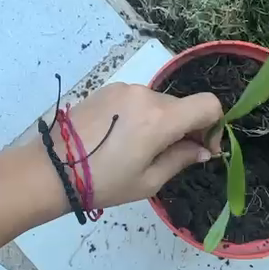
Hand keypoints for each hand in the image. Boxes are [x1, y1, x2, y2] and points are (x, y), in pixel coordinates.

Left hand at [58, 82, 223, 208]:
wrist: (54, 167)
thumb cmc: (105, 181)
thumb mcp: (148, 180)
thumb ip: (181, 158)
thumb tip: (202, 149)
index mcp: (160, 118)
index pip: (208, 105)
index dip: (214, 126)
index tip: (203, 148)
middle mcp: (145, 94)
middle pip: (182, 105)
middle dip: (186, 128)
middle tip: (173, 156)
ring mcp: (124, 88)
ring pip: (159, 102)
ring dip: (161, 121)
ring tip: (140, 149)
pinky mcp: (108, 88)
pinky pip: (137, 99)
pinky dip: (141, 115)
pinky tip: (122, 137)